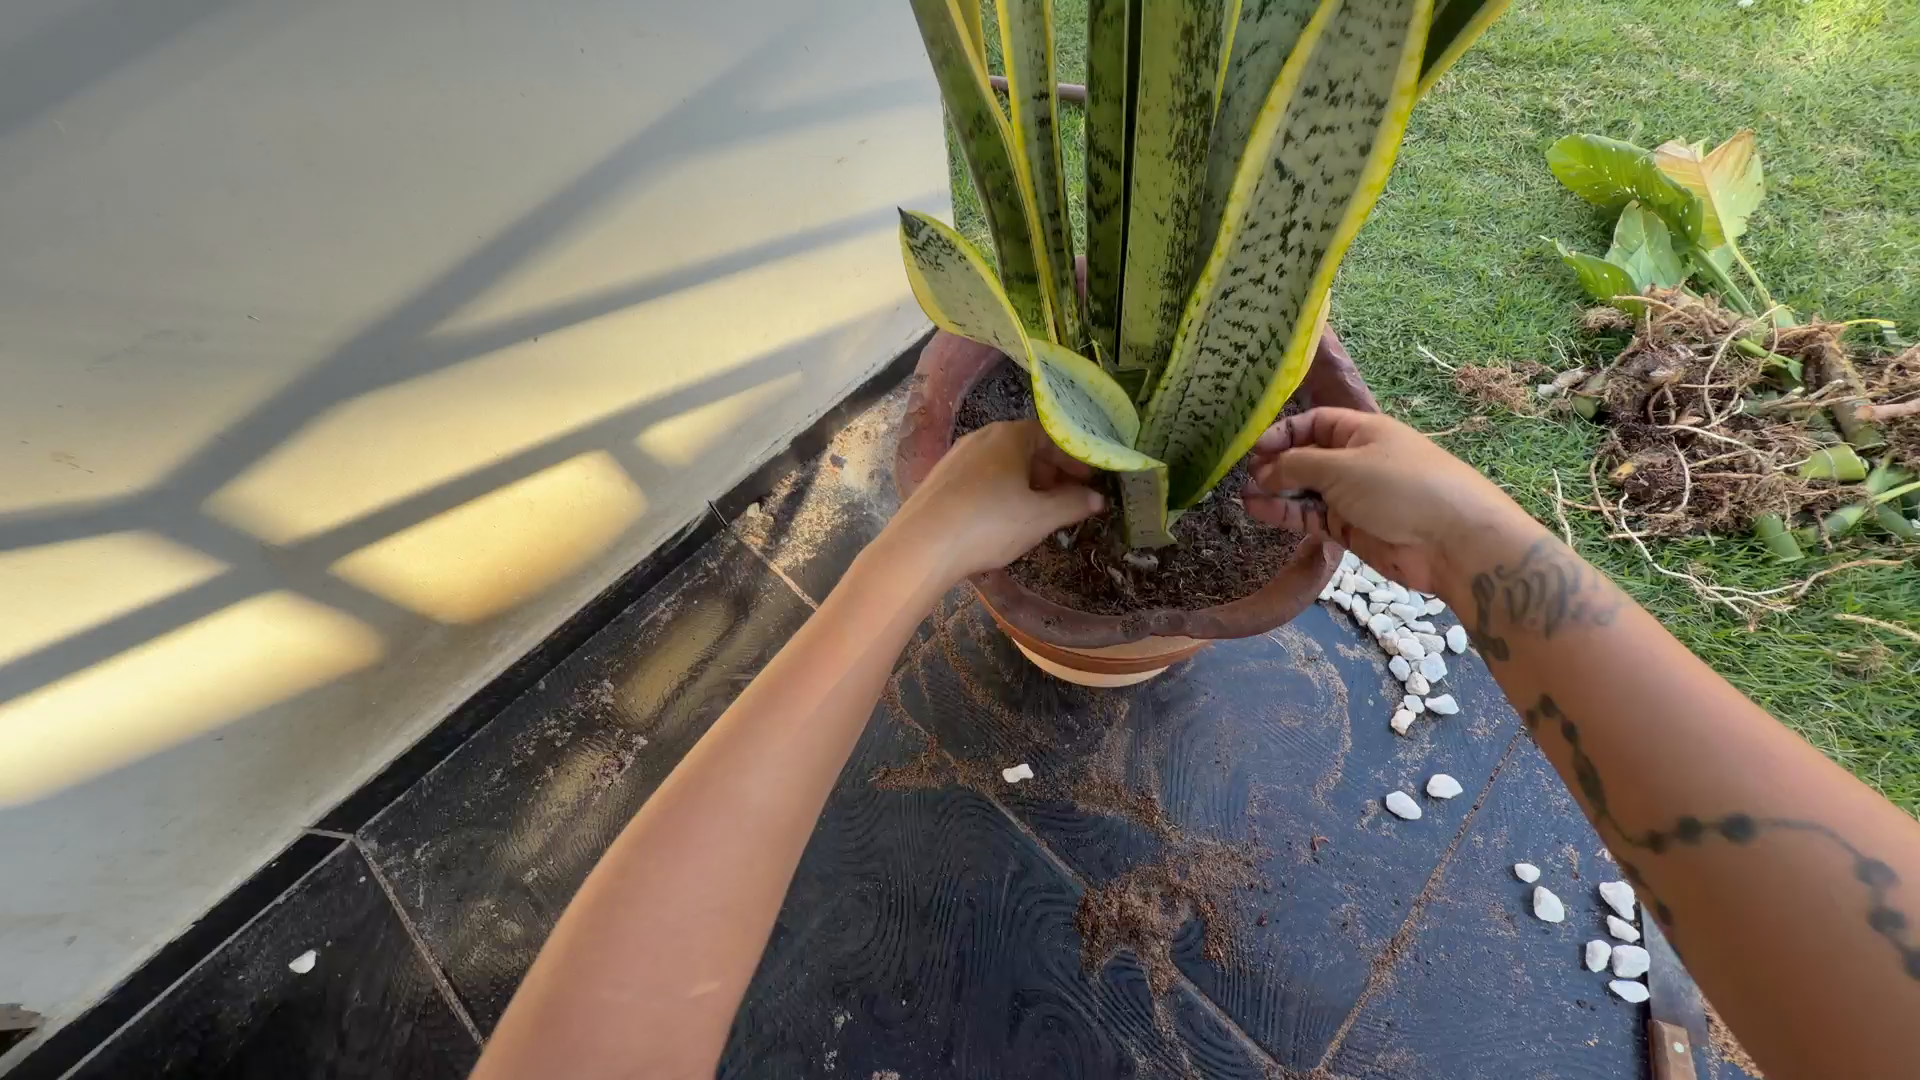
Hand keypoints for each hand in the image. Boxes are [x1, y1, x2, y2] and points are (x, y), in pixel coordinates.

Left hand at [885, 419, 1104, 583]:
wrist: (922, 545)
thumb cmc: (989, 523)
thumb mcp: (1040, 517)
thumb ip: (1073, 504)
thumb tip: (1098, 498)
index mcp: (1009, 435)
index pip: (1050, 435)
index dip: (1073, 458)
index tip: (1088, 482)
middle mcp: (981, 437)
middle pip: (1025, 448)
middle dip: (1050, 472)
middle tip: (1066, 499)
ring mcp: (956, 458)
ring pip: (1001, 464)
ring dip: (1025, 484)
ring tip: (1036, 513)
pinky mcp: (939, 480)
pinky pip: (980, 478)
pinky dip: (999, 492)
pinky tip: (1000, 520)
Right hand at [1240, 408, 1536, 592]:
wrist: (1451, 541)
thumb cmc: (1399, 487)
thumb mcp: (1342, 466)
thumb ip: (1296, 464)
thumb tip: (1264, 470)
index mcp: (1361, 432)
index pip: (1314, 423)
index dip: (1283, 433)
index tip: (1255, 449)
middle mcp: (1354, 461)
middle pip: (1304, 457)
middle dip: (1274, 465)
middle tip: (1247, 478)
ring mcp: (1351, 496)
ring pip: (1303, 489)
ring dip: (1274, 491)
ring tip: (1245, 497)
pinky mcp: (1348, 527)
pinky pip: (1309, 515)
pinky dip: (1284, 513)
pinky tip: (1259, 511)